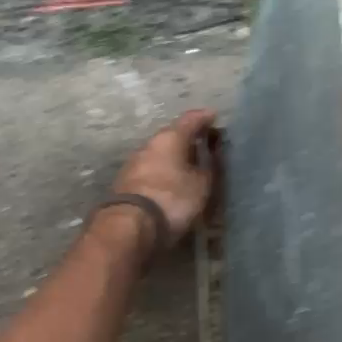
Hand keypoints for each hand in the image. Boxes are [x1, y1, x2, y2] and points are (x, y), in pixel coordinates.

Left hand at [110, 109, 217, 246]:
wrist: (130, 225)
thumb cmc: (172, 199)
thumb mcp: (201, 185)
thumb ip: (208, 167)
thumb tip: (209, 156)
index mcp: (170, 138)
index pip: (190, 119)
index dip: (204, 118)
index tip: (215, 117)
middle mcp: (149, 144)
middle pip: (172, 135)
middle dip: (188, 138)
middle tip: (205, 143)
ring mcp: (134, 162)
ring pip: (160, 152)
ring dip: (175, 156)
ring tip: (190, 164)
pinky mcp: (126, 181)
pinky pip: (152, 168)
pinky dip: (164, 170)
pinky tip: (172, 180)